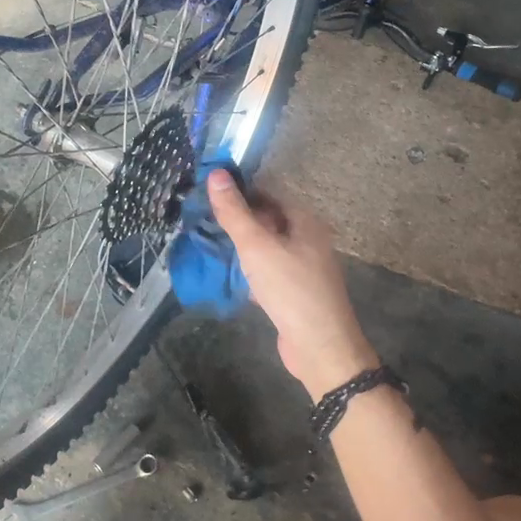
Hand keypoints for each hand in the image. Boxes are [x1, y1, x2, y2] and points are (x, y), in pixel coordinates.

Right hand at [206, 170, 378, 399]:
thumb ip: (235, 212)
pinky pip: (267, 270)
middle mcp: (307, 240)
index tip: (206, 194)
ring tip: (207, 243)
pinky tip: (227, 274)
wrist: (320, 347)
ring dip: (240, 246)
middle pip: (267, 220)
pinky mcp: (294, 291)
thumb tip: (216, 173)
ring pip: (266, 247)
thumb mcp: (256, 246)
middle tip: (200, 220)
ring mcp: (302, 267)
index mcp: (305, 221)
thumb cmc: (290, 289)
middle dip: (237, 220)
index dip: (239, 192)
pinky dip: (248, 269)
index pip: (268, 194)